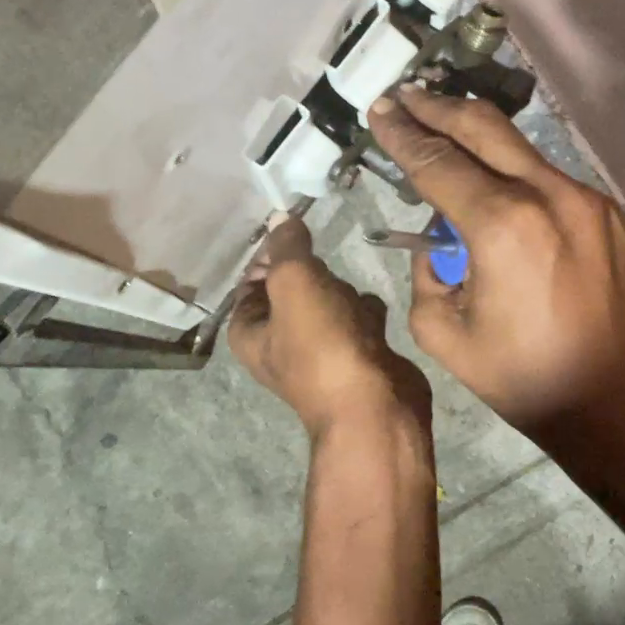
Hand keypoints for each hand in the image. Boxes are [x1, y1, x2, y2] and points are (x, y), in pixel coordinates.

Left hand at [228, 216, 432, 437]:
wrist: (375, 407)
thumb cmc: (323, 345)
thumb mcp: (294, 283)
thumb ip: (286, 247)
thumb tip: (279, 217)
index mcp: (248, 331)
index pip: (253, 276)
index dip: (274, 252)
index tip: (299, 235)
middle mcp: (277, 342)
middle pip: (294, 284)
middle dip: (316, 276)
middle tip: (327, 285)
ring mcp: (317, 351)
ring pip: (329, 298)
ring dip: (344, 295)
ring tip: (352, 309)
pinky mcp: (354, 356)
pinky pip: (358, 317)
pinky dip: (366, 315)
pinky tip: (374, 320)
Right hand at [366, 86, 624, 428]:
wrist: (620, 405)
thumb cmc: (523, 378)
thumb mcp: (443, 334)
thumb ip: (426, 274)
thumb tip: (440, 243)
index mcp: (502, 225)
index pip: (437, 162)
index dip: (402, 133)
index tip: (380, 109)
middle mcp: (551, 196)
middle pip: (485, 128)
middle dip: (439, 107)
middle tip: (409, 96)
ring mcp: (592, 203)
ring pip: (525, 153)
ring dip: (482, 143)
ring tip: (450, 140)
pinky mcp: (617, 218)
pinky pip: (557, 187)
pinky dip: (522, 184)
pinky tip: (508, 204)